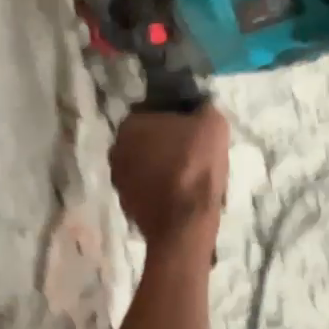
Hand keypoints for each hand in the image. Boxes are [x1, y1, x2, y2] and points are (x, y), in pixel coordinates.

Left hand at [109, 106, 229, 246]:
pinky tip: (181, 196)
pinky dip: (160, 190)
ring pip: (146, 166)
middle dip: (166, 144)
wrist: (185, 221)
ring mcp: (118, 180)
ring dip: (162, 168)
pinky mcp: (127, 205)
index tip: (193, 130)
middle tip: (193, 152)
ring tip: (190, 176)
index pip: (152, 112)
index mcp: (130, 123)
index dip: (175, 119)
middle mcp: (116, 149)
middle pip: (147, 140)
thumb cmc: (195, 164)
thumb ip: (203, 109)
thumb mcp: (212, 124)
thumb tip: (202, 108)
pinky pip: (147, 190)